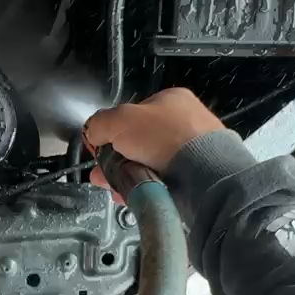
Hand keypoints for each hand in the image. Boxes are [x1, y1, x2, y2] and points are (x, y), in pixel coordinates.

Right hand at [82, 87, 226, 173]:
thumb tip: (92, 133)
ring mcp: (190, 151)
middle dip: (116, 159)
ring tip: (113, 186)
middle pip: (137, 142)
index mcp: (170, 100)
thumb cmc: (166, 139)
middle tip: (103, 172)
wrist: (203, 175)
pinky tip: (131, 193)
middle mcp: (184, 123)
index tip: (100, 147)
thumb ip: (99, 123)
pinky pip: (160, 181)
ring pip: (147, 164)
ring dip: (126, 175)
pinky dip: (143, 187)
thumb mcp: (121, 120)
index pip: (132, 115)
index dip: (112, 132)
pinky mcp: (193, 177)